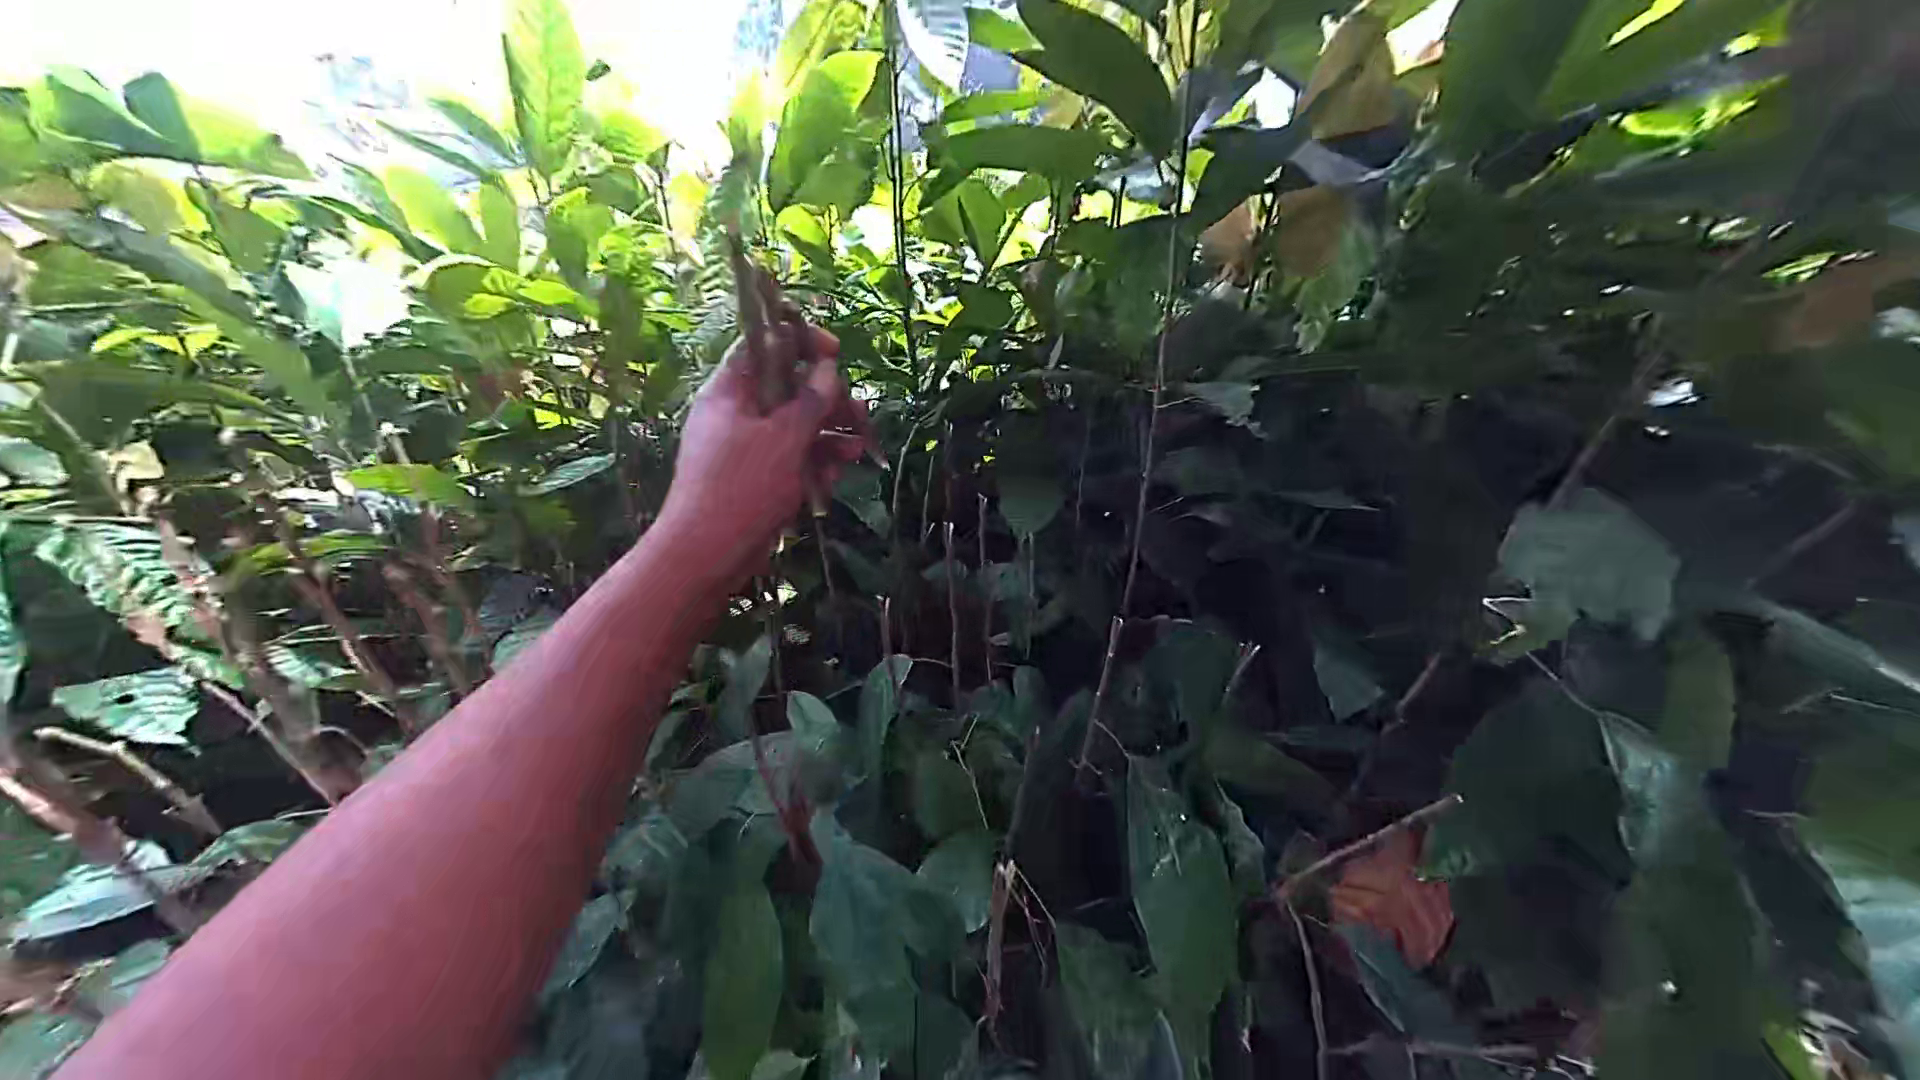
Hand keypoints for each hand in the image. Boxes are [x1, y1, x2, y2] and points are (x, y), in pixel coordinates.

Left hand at [657, 325, 875, 582]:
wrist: (708, 553)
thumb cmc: (742, 487)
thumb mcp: (784, 439)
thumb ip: (810, 401)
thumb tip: (828, 368)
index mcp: (731, 390)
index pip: (765, 345)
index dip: (802, 342)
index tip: (836, 352)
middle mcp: (738, 412)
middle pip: (789, 389)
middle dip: (829, 401)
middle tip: (859, 413)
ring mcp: (748, 445)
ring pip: (797, 427)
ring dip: (830, 435)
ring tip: (858, 449)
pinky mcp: (759, 475)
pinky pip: (792, 458)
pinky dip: (815, 463)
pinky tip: (835, 478)